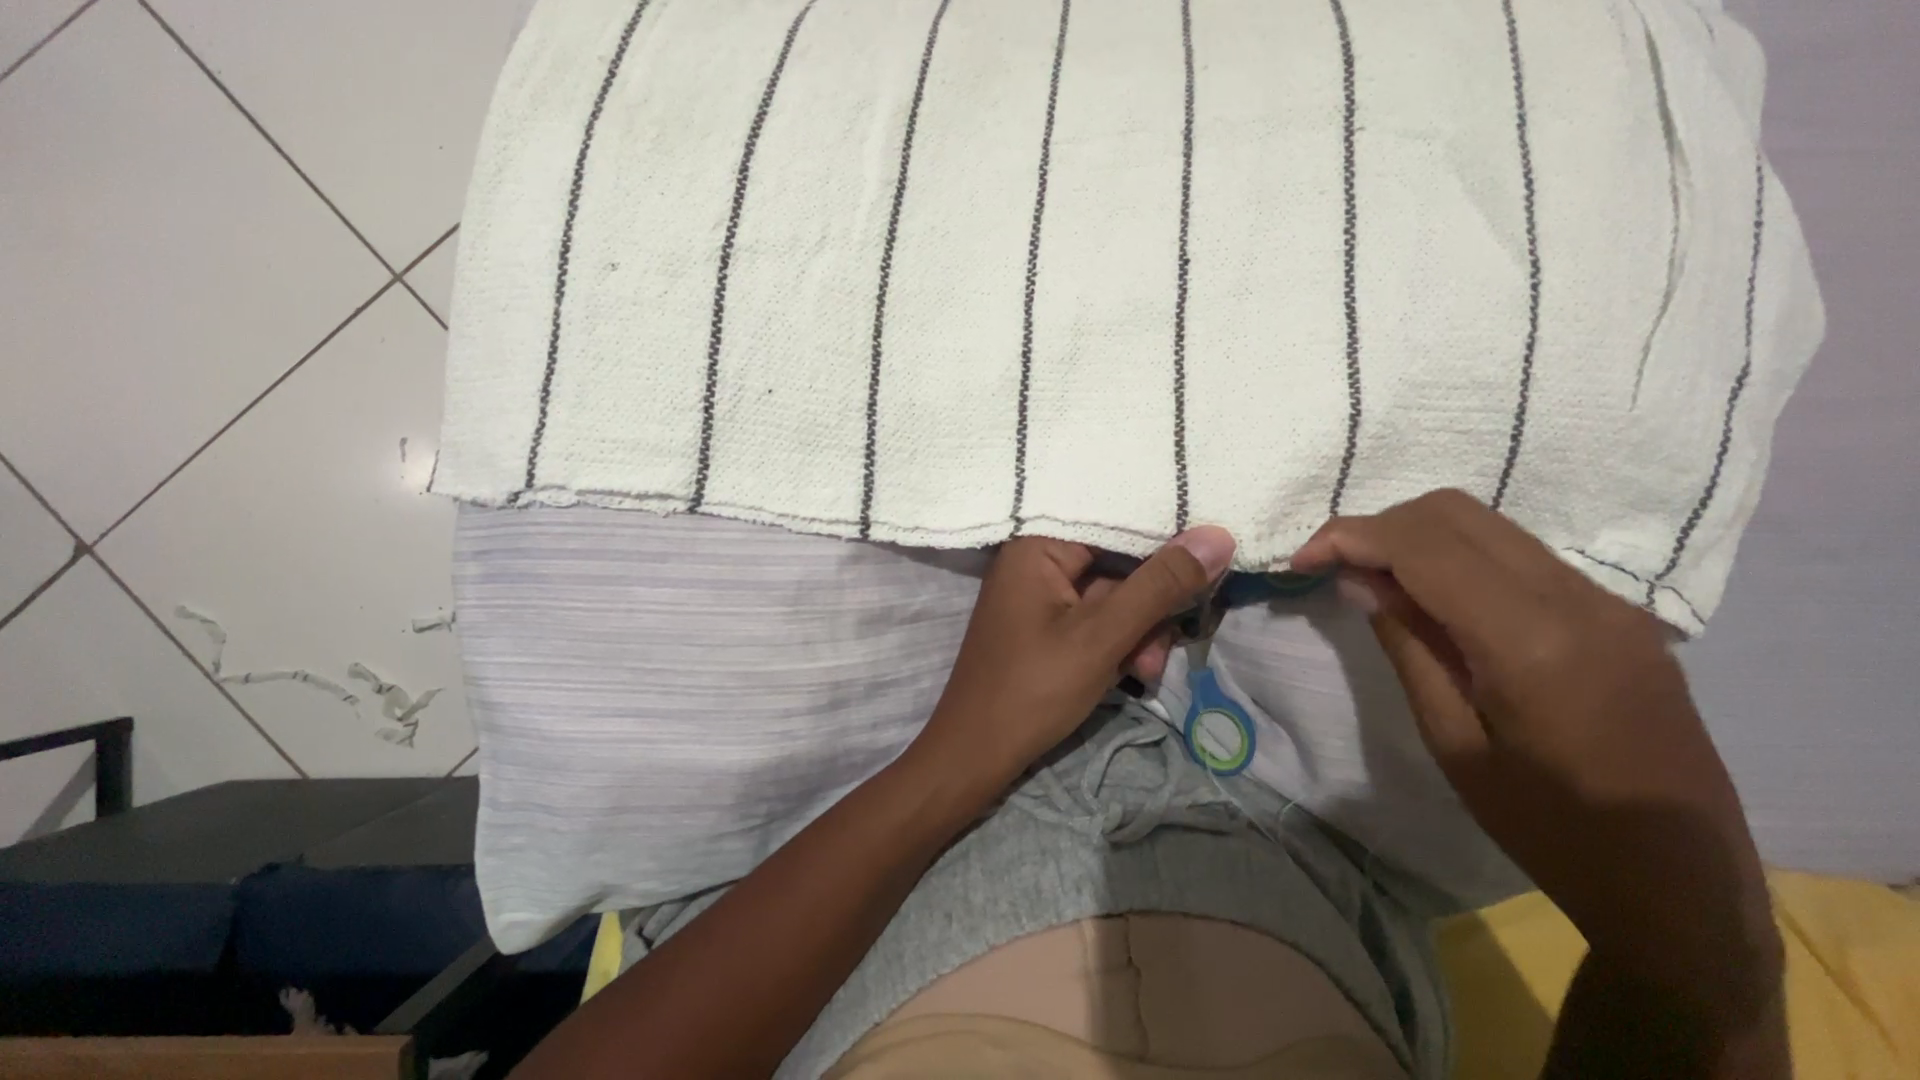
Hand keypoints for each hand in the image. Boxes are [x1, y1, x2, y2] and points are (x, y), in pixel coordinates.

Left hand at [907, 528, 1235, 798]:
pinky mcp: (1048, 626)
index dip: (1165, 537)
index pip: (1115, 519)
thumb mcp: (1102, 636)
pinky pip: (1098, 620)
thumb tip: (1218, 535)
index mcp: (1038, 545)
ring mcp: (1041, 595)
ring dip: (1141, 631)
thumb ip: (1160, 585)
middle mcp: (1037, 559)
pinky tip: (1133, 673)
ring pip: (1115, 596)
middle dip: (1152, 603)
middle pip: (1119, 561)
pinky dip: (1120, 643)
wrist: (975, 755)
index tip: (1212, 556)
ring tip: (1147, 669)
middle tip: (1172, 638)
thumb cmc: (1032, 688)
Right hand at [1290, 490, 1777, 998]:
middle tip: (1336, 569)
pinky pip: (1524, 555)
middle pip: (1456, 513)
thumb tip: (1362, 579)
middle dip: (1381, 526)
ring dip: (1421, 538)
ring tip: (1378, 582)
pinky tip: (1439, 602)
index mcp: (1529, 638)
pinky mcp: (1620, 613)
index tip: (1301, 559)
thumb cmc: (1550, 828)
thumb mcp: (1455, 744)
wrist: (1680, 882)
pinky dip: (1464, 557)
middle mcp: (1575, 596)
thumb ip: (1409, 646)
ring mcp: (1607, 600)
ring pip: (1492, 526)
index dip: (1351, 536)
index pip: (1422, 546)